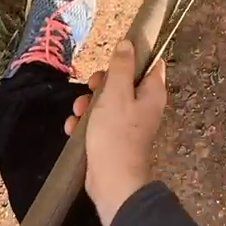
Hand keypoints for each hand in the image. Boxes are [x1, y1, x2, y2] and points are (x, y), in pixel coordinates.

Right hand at [66, 39, 167, 225]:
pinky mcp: (114, 138)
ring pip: (108, 102)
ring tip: (77, 112)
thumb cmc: (116, 133)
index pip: (150, 63)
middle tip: (90, 87)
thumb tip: (128, 43)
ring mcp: (129, 123)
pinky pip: (100, 122)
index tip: (113, 57)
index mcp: (152, 92)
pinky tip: (73, 128)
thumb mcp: (116, 94)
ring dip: (89, 104)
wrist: (112, 182)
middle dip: (102, 83)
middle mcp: (144, 105)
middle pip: (124, 82)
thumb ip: (121, 67)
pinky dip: (86, 123)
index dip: (132, 57)